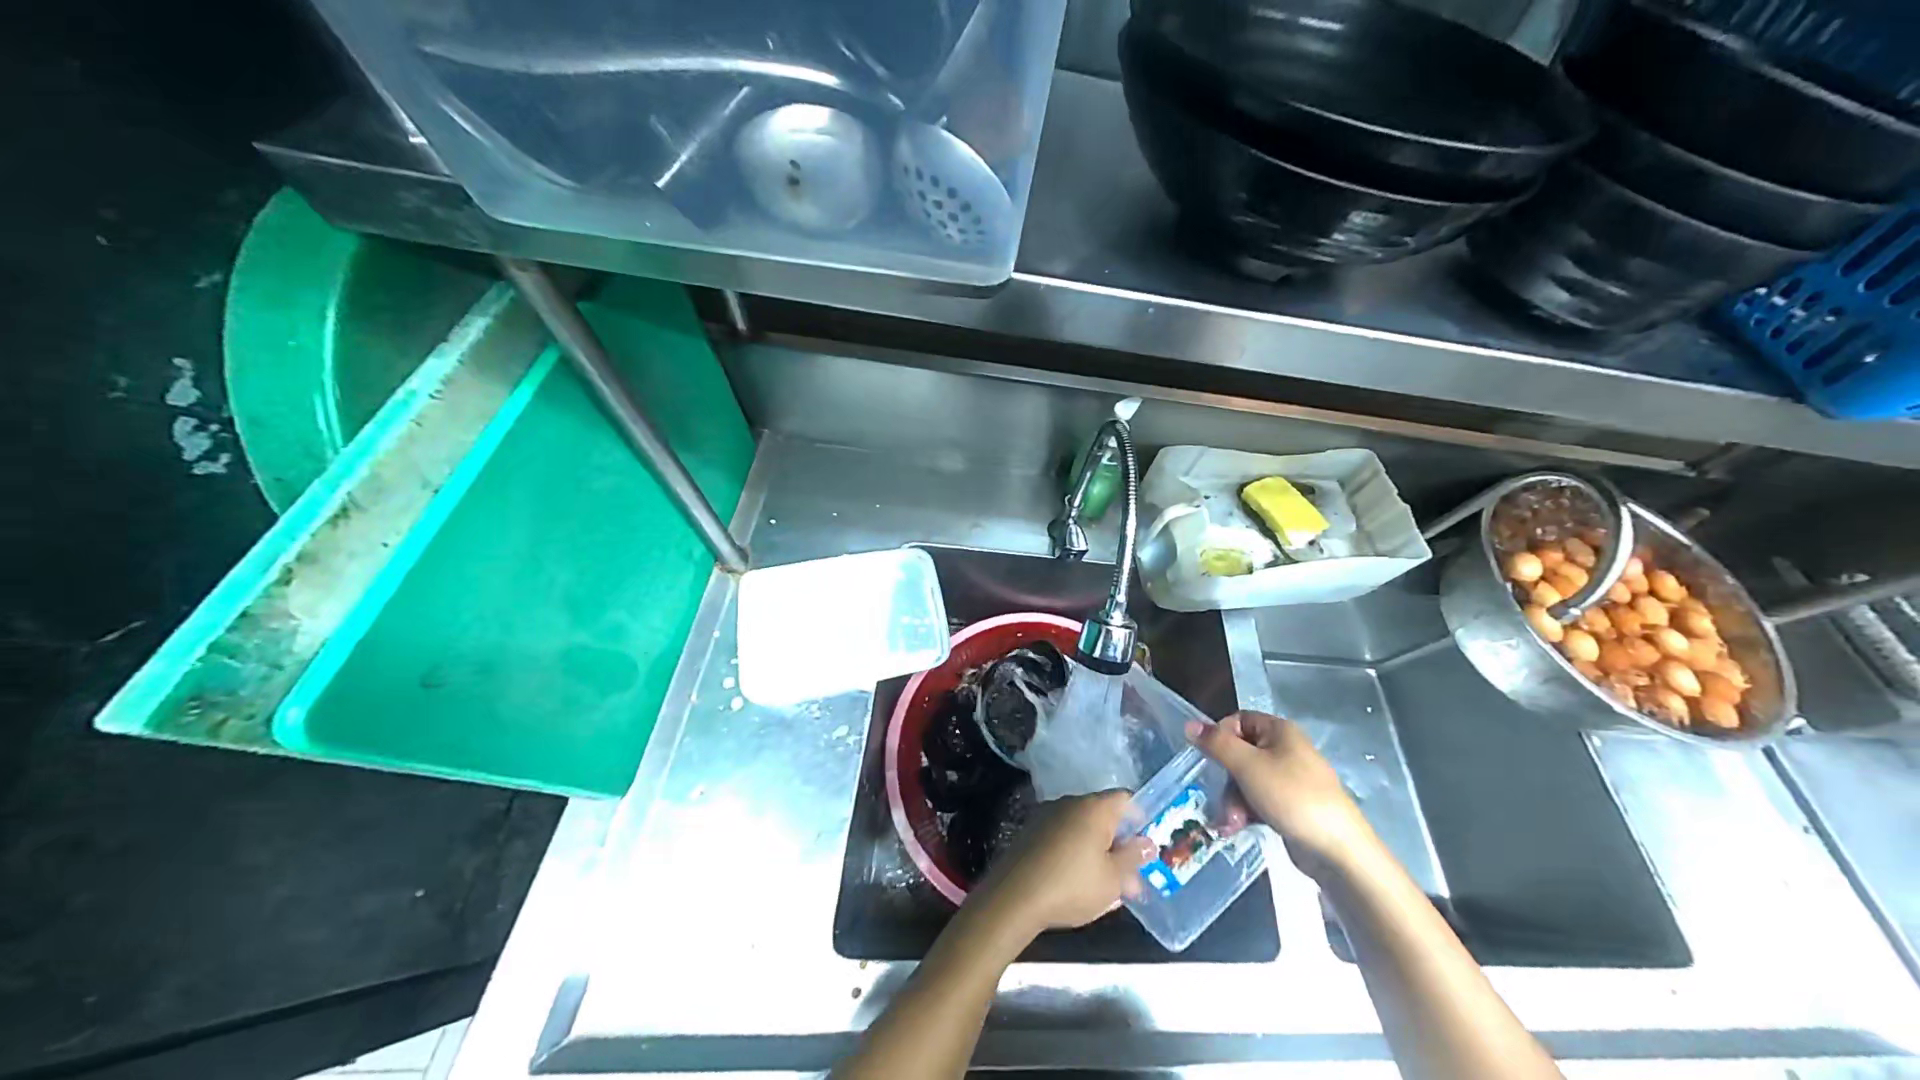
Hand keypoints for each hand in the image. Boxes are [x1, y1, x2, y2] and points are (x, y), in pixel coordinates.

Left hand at [968, 790, 1154, 937]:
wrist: (1013, 897)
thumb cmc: (1072, 885)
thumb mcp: (1113, 879)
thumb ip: (1133, 858)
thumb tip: (1146, 843)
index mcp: (1093, 808)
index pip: (1125, 799)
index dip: (1141, 818)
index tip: (1147, 844)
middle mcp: (1069, 804)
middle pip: (1103, 815)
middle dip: (1119, 842)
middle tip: (1131, 874)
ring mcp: (1046, 816)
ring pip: (1082, 829)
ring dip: (1098, 851)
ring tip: (1108, 886)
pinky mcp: (1031, 833)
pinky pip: (1063, 837)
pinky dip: (1076, 854)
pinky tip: (1079, 883)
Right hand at [1186, 711, 1377, 875]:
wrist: (1338, 850)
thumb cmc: (1291, 797)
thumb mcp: (1247, 766)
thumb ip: (1216, 743)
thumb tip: (1189, 724)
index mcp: (1279, 731)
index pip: (1238, 720)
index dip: (1219, 736)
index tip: (1209, 759)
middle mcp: (1285, 750)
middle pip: (1239, 753)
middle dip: (1225, 779)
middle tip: (1220, 800)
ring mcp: (1289, 779)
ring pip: (1245, 780)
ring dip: (1232, 800)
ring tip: (1230, 823)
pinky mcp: (1290, 805)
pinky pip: (1258, 800)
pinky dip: (1245, 812)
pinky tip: (1237, 829)